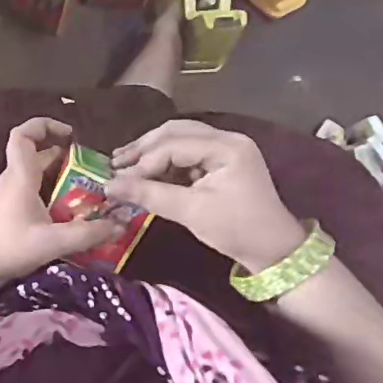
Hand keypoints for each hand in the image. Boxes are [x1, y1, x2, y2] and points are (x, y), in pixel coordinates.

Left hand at [0, 118, 119, 280]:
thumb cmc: (9, 247)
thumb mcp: (52, 242)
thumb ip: (87, 233)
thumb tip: (117, 225)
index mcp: (20, 176)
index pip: (23, 135)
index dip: (45, 126)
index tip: (70, 134)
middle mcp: (14, 180)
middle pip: (39, 155)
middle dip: (67, 157)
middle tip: (94, 170)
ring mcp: (12, 195)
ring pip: (39, 175)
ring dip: (63, 178)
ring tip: (91, 190)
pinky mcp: (12, 210)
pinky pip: (37, 192)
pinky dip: (55, 194)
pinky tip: (73, 212)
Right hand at [106, 120, 306, 272]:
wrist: (273, 250)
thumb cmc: (235, 230)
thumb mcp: (190, 212)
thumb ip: (149, 195)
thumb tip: (109, 186)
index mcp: (226, 147)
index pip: (173, 144)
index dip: (143, 162)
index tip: (118, 180)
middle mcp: (227, 139)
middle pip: (175, 132)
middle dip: (143, 148)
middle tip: (115, 164)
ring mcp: (226, 150)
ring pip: (179, 140)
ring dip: (152, 153)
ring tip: (124, 166)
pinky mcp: (221, 163)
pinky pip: (187, 154)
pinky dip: (165, 162)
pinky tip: (147, 174)